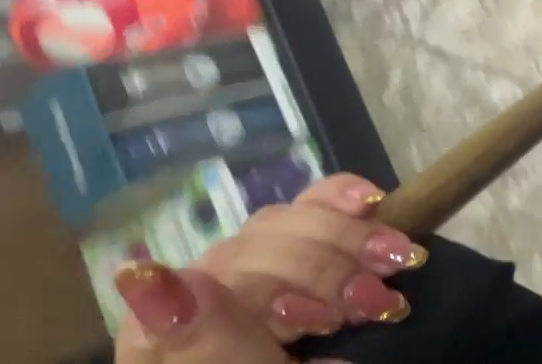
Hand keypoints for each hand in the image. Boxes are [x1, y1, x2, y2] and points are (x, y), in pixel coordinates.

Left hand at [114, 173, 423, 361]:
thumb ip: (207, 344)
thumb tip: (147, 275)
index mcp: (162, 338)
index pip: (219, 274)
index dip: (288, 284)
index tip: (338, 318)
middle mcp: (197, 297)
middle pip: (261, 244)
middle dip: (331, 269)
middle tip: (380, 304)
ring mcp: (252, 270)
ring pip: (292, 220)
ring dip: (353, 242)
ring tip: (394, 271)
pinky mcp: (299, 250)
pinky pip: (313, 204)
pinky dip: (345, 197)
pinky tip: (373, 202)